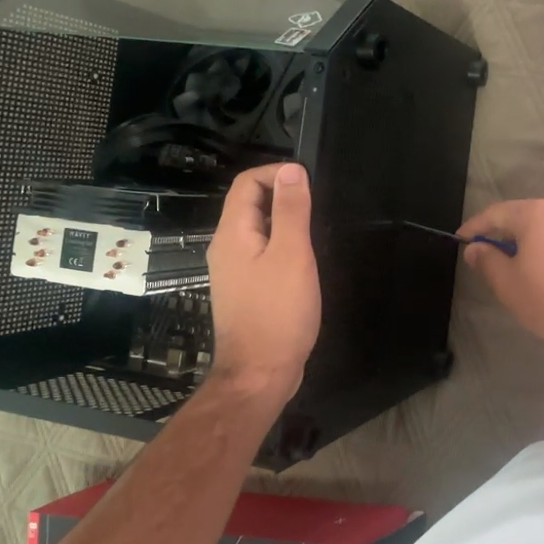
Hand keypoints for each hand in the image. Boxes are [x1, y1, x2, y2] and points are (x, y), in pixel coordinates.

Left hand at [205, 163, 320, 396]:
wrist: (260, 373)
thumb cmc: (278, 313)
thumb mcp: (292, 255)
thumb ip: (291, 211)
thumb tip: (292, 170)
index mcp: (232, 235)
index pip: (246, 184)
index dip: (276, 173)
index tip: (310, 182)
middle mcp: (226, 248)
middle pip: (249, 204)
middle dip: (282, 194)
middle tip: (318, 205)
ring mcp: (233, 271)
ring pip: (257, 229)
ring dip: (284, 220)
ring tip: (315, 229)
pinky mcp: (245, 290)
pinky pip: (261, 252)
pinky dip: (282, 244)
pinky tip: (303, 260)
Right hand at [457, 199, 543, 356]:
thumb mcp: (507, 283)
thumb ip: (487, 260)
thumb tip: (475, 248)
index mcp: (536, 215)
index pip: (496, 213)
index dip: (475, 226)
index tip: (461, 238)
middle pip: (524, 216)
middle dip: (503, 232)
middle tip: (486, 250)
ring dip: (528, 241)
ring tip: (515, 262)